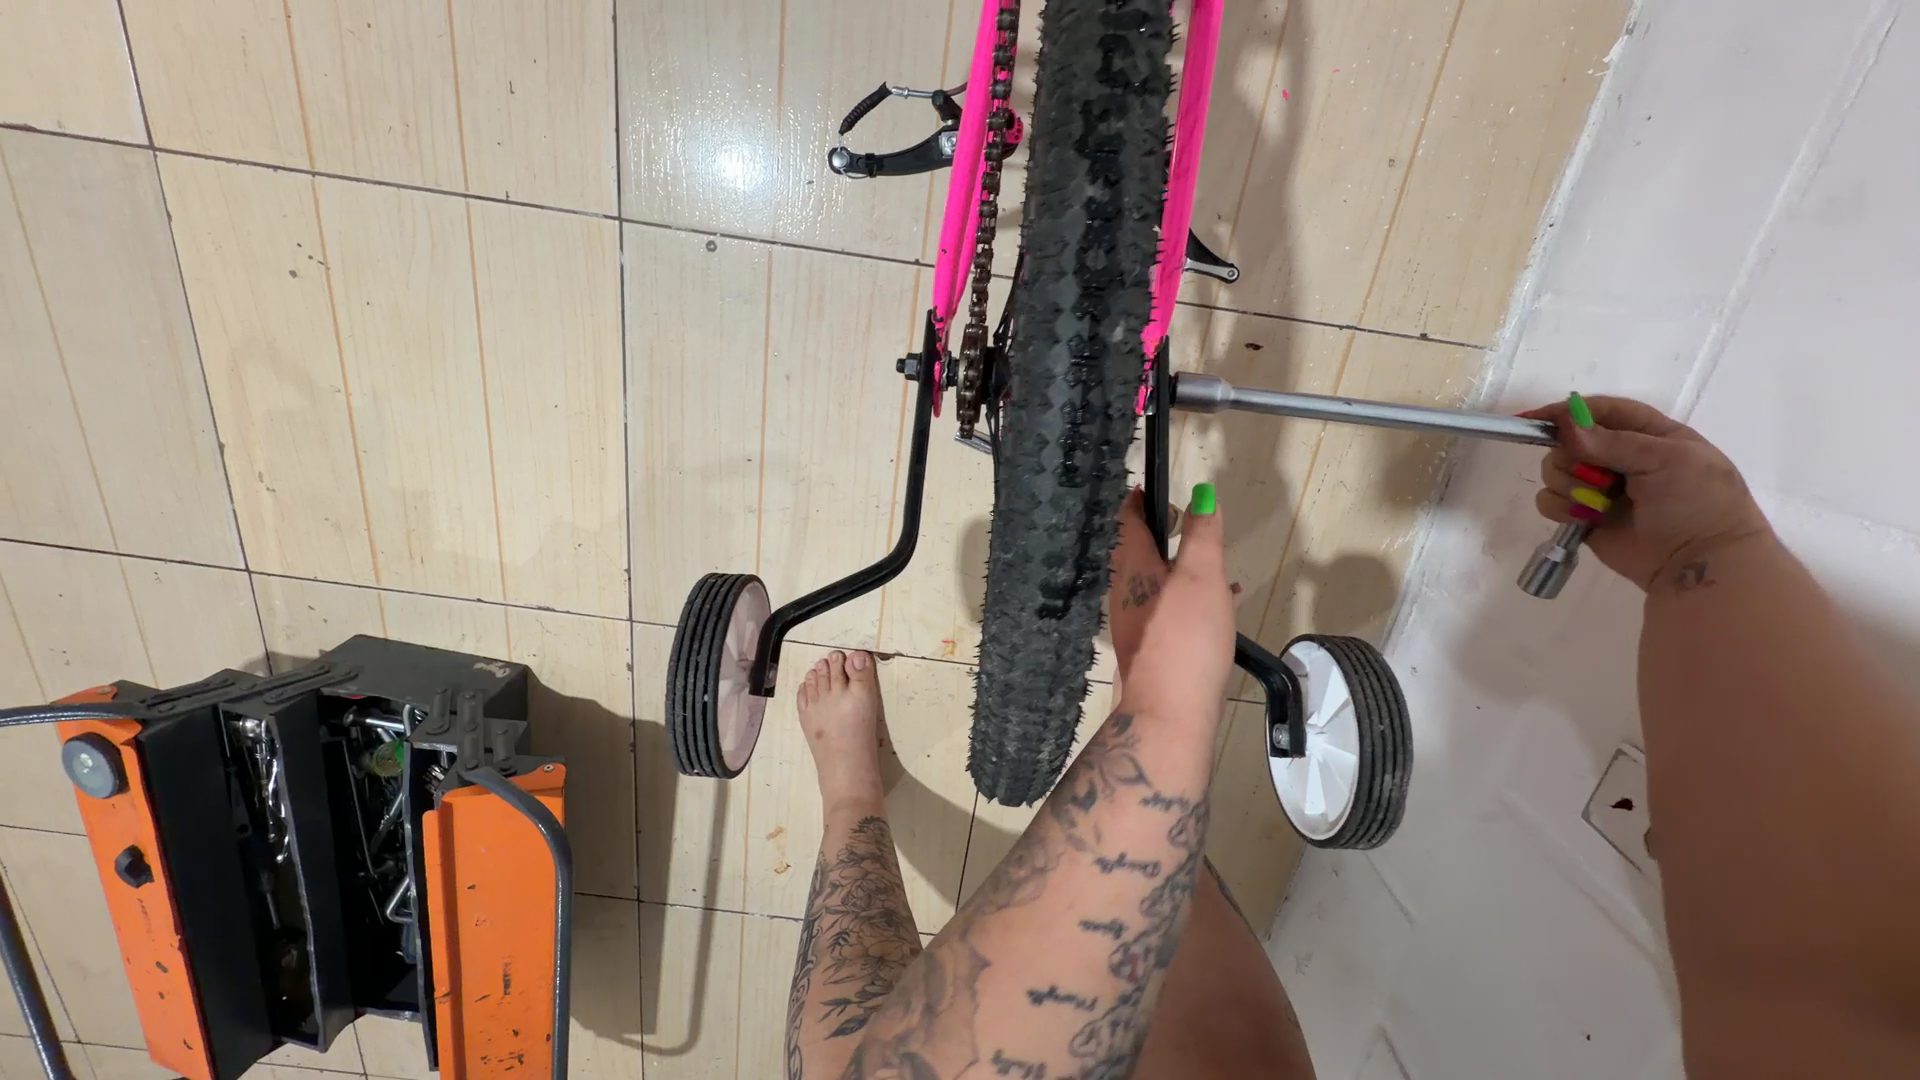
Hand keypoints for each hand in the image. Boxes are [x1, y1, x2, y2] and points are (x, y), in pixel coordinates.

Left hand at [1108, 486, 1235, 720]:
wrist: (1169, 709)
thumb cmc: (1185, 635)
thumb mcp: (1201, 575)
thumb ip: (1203, 534)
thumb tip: (1202, 494)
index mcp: (1132, 567)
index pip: (1128, 522)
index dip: (1139, 501)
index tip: (1152, 488)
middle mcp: (1124, 592)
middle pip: (1138, 552)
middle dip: (1164, 535)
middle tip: (1192, 523)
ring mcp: (1133, 622)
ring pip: (1156, 583)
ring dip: (1182, 569)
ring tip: (1216, 567)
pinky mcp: (1149, 648)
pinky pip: (1167, 610)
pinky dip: (1188, 599)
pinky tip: (1219, 609)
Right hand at [1527, 395, 1771, 589]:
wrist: (1697, 561)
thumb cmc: (1697, 503)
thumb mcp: (1668, 461)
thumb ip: (1614, 442)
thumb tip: (1564, 426)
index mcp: (1648, 435)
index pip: (1601, 411)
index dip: (1569, 411)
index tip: (1536, 419)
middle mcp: (1619, 457)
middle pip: (1567, 441)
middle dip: (1573, 459)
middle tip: (1598, 477)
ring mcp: (1597, 486)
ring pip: (1554, 471)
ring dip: (1570, 487)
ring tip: (1600, 505)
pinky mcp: (1581, 513)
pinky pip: (1549, 501)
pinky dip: (1561, 509)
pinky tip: (1586, 519)